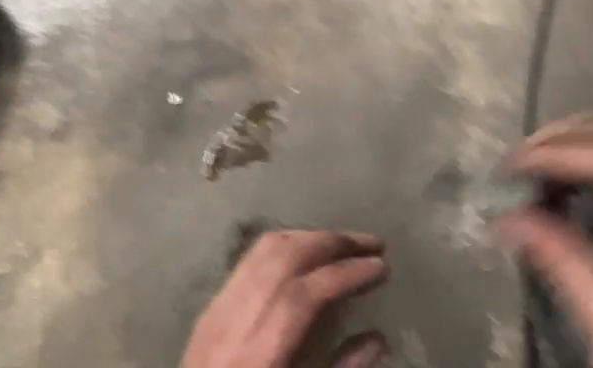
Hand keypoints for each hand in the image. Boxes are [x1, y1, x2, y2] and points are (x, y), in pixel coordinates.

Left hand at [181, 229, 389, 367]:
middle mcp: (232, 322)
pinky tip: (309, 254)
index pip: (304, 295)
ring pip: (265, 249)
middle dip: (332, 243)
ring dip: (311, 238)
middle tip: (372, 244)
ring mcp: (216, 310)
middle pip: (284, 258)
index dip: (346, 274)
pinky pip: (251, 258)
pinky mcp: (210, 307)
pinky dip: (286, 245)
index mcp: (257, 356)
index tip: (381, 266)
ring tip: (345, 244)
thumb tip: (377, 338)